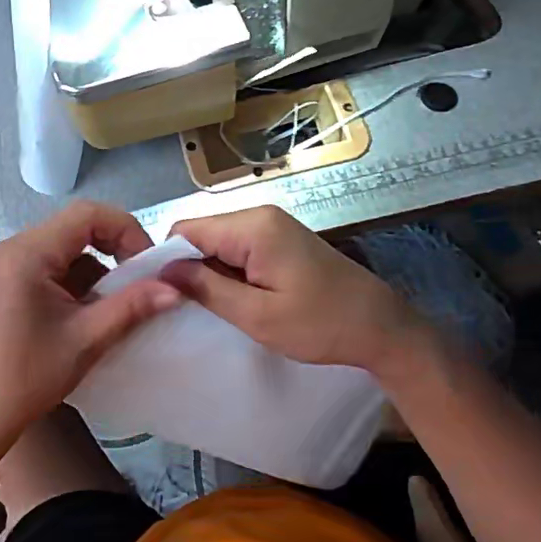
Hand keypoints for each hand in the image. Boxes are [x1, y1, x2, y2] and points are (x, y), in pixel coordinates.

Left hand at [0, 202, 180, 470]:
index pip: (88, 214)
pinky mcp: (13, 281)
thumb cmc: (28, 376)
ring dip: (101, 266)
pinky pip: (57, 264)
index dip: (126, 230)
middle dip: (117, 247)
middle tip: (143, 278)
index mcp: (29, 253)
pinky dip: (82, 280)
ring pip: (71, 246)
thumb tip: (176, 288)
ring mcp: (12, 264)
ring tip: (122, 299)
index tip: (150, 263)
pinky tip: (95, 310)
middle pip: (79, 225)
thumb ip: (133, 306)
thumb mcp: (87, 339)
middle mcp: (17, 247)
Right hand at [163, 205, 426, 379]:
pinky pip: (238, 248)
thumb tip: (163, 270)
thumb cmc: (321, 324)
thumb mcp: (258, 316)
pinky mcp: (280, 238)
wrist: (381, 326)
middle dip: (189, 267)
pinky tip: (234, 298)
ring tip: (210, 307)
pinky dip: (229, 271)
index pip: (186, 230)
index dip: (167, 260)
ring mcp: (272, 225)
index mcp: (252, 226)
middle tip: (185, 308)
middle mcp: (259, 215)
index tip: (159, 295)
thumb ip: (207, 289)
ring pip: (218, 242)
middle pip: (201, 233)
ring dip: (210, 272)